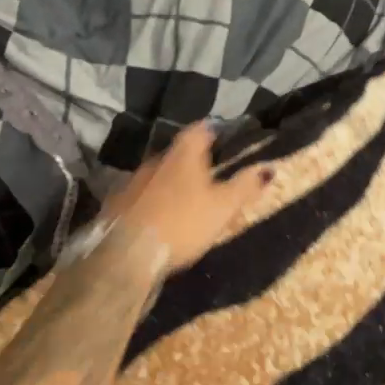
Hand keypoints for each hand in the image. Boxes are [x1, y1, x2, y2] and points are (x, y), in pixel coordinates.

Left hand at [99, 122, 272, 269]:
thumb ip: (245, 186)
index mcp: (184, 155)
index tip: (221, 138)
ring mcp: (132, 182)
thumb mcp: (223, 207)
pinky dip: (151, 201)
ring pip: (157, 175)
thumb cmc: (182, 223)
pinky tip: (157, 217)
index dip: (212, 131)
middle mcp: (155, 161)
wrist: (126, 254)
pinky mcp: (115, 205)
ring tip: (183, 199)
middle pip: (177, 153)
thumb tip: (270, 167)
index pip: (199, 130)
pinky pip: (139, 196)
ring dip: (169, 183)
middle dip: (191, 161)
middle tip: (207, 175)